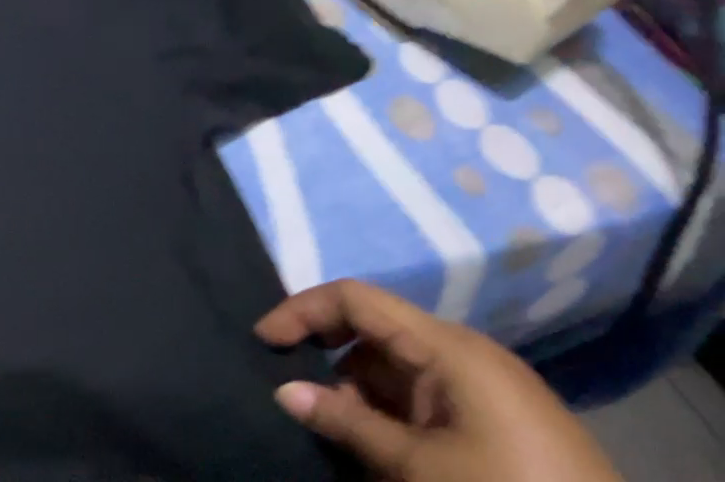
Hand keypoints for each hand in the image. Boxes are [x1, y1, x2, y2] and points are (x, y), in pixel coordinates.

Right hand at [255, 280, 619, 481]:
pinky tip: (379, 445)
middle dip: (328, 355)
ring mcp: (484, 385)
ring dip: (358, 390)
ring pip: (396, 366)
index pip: (355, 298)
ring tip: (341, 433)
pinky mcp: (498, 417)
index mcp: (448, 346)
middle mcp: (464, 352)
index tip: (265, 341)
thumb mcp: (416, 465)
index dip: (302, 310)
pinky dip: (391, 410)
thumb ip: (346, 422)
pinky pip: (425, 394)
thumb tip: (284, 392)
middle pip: (373, 328)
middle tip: (298, 391)